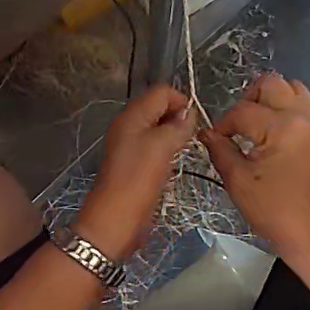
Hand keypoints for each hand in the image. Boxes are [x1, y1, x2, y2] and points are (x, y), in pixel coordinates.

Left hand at [76, 84, 195, 259]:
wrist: (116, 218)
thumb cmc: (138, 179)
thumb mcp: (162, 146)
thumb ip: (178, 126)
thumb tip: (189, 114)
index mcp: (132, 115)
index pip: (161, 91)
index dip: (181, 102)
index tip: (194, 123)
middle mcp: (129, 124)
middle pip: (159, 107)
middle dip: (178, 117)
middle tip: (189, 138)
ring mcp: (130, 144)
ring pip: (158, 127)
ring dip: (174, 134)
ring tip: (182, 150)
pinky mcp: (134, 162)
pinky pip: (155, 145)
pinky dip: (166, 149)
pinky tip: (172, 163)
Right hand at [197, 73, 309, 254]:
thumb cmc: (272, 208)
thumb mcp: (237, 180)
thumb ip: (219, 149)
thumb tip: (207, 133)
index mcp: (281, 127)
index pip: (243, 111)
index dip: (224, 124)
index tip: (216, 140)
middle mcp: (302, 117)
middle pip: (271, 83)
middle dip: (249, 99)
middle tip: (239, 124)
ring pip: (292, 87)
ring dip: (270, 99)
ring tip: (258, 123)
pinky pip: (304, 104)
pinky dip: (286, 108)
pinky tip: (274, 132)